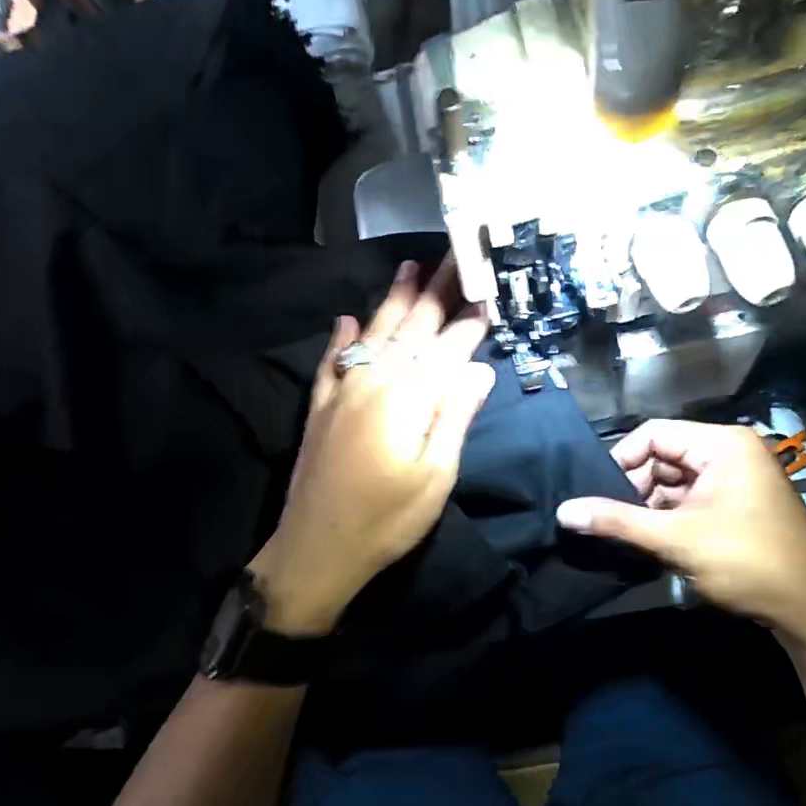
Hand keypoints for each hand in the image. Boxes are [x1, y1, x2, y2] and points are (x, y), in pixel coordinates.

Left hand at [249, 257, 494, 635]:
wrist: (317, 549)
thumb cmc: (388, 520)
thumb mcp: (436, 476)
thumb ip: (454, 417)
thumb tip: (477, 369)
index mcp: (407, 398)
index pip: (446, 348)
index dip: (470, 321)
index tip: (488, 292)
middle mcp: (373, 382)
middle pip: (410, 329)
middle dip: (436, 292)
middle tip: (453, 255)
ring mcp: (342, 392)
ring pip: (373, 335)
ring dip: (393, 301)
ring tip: (409, 268)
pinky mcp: (321, 408)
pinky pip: (333, 362)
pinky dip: (342, 339)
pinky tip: (348, 320)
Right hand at [555, 419, 805, 635]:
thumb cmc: (746, 560)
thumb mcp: (676, 538)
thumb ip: (617, 521)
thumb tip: (563, 511)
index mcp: (722, 444)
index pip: (654, 434)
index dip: (621, 461)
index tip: (595, 495)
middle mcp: (730, 453)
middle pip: (665, 457)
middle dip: (635, 488)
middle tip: (610, 521)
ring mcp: (736, 481)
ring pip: (676, 483)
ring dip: (651, 508)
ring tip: (626, 535)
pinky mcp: (737, 506)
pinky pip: (692, 501)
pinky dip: (670, 519)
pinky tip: (651, 542)